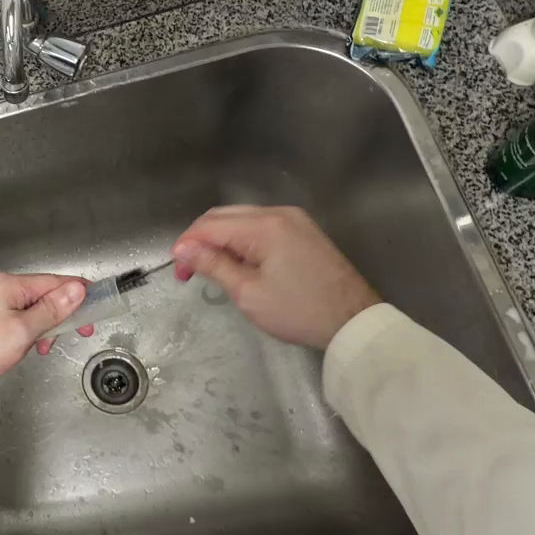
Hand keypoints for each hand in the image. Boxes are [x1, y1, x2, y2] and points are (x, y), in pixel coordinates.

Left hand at [0, 273, 87, 387]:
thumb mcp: (24, 330)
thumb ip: (53, 309)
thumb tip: (76, 289)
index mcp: (8, 284)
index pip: (54, 281)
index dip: (78, 293)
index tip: (95, 305)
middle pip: (42, 293)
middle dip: (60, 314)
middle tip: (77, 331)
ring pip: (30, 307)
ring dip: (43, 325)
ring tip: (42, 347)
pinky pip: (16, 316)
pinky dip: (28, 329)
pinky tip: (28, 345)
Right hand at [171, 206, 380, 348]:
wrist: (354, 321)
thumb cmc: (299, 311)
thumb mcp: (248, 292)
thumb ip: (213, 265)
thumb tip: (182, 249)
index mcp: (264, 227)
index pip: (209, 226)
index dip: (187, 245)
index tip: (179, 271)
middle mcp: (278, 213)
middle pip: (222, 216)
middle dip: (199, 240)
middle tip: (189, 270)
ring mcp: (293, 219)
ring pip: (239, 218)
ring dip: (218, 238)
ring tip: (209, 268)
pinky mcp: (301, 230)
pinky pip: (258, 225)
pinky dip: (239, 239)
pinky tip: (235, 260)